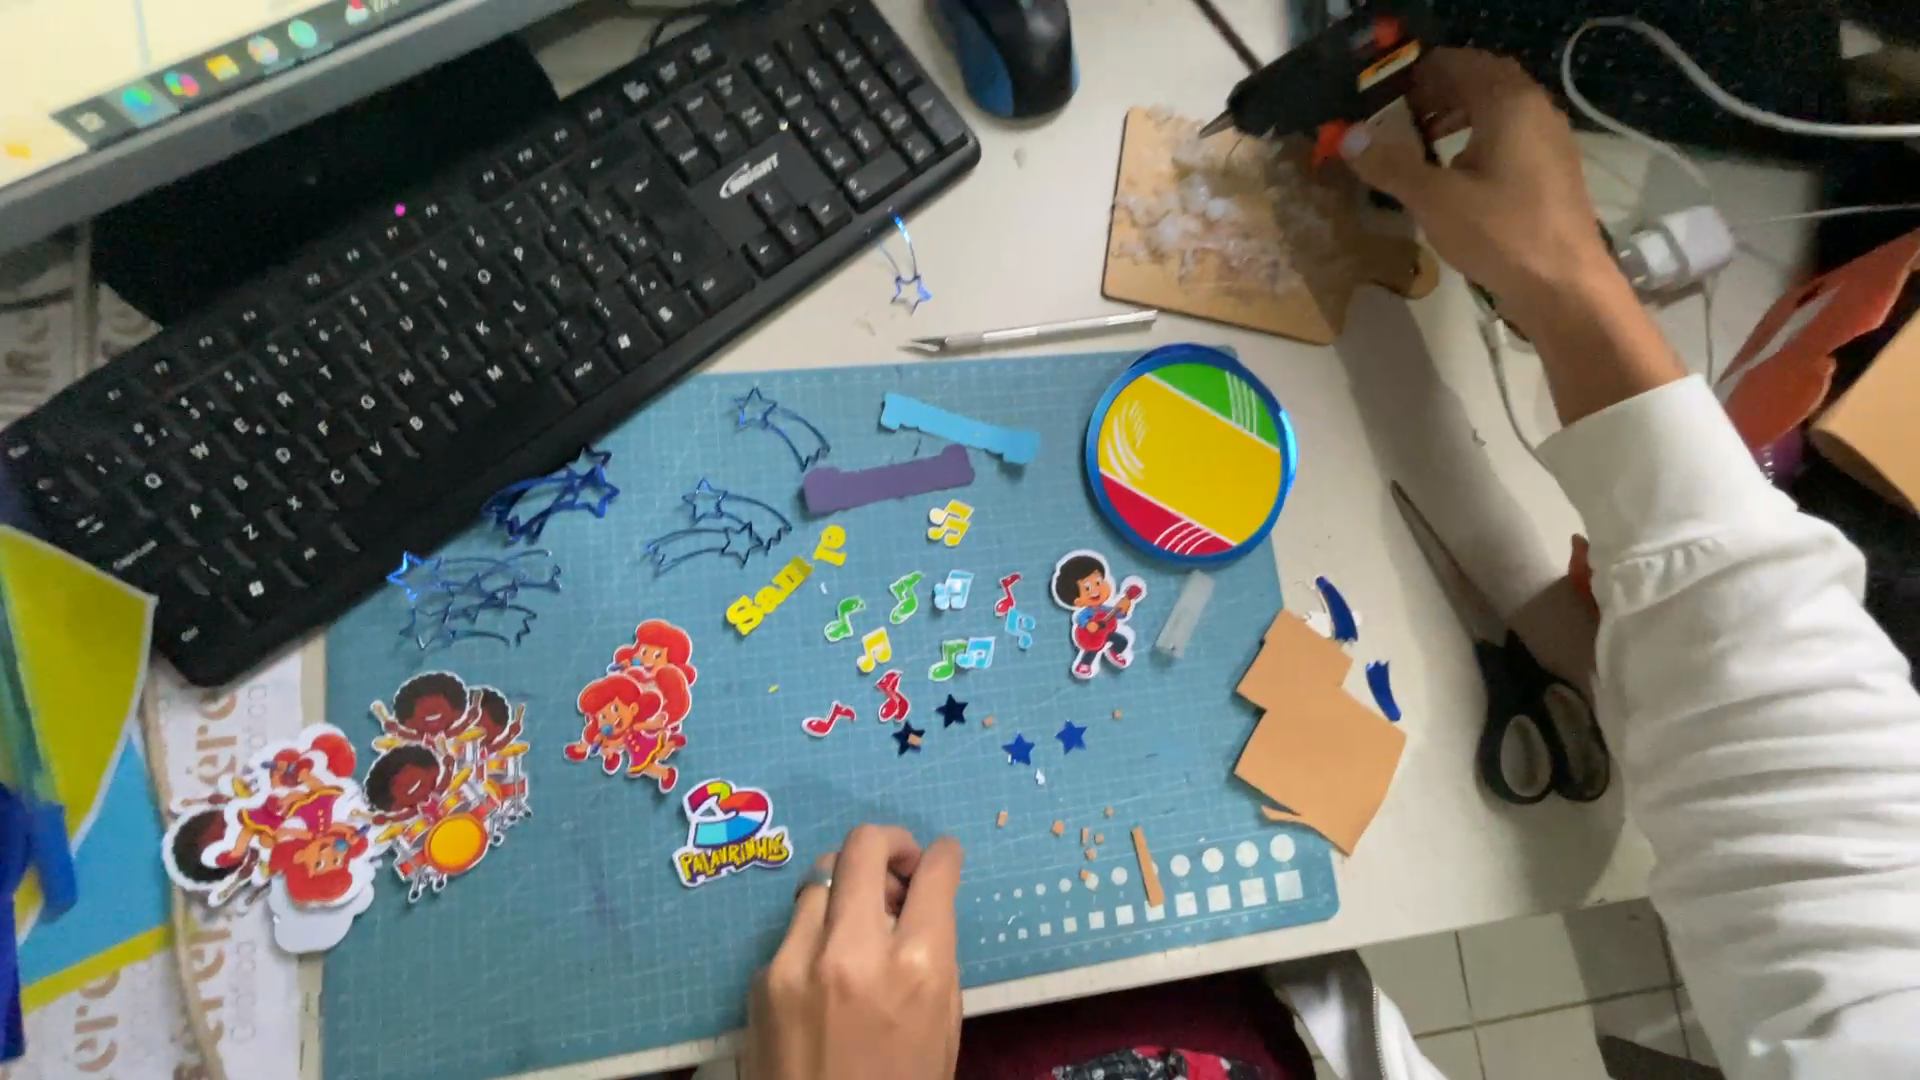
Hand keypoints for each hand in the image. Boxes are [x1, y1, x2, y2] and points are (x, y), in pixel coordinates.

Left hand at [746, 825, 963, 1079]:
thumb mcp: (944, 1021)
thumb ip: (935, 949)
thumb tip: (916, 898)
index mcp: (918, 966)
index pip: (935, 871)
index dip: (943, 854)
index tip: (940, 856)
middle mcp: (855, 949)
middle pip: (864, 845)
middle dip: (890, 843)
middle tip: (898, 867)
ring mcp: (800, 960)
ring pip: (823, 876)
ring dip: (848, 888)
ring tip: (857, 919)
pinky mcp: (764, 978)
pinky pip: (796, 926)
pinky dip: (816, 932)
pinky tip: (824, 968)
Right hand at [1339, 48, 1684, 422]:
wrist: (1559, 279)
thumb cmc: (1498, 233)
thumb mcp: (1434, 200)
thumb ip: (1391, 164)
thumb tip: (1348, 137)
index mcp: (1508, 105)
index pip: (1463, 64)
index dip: (1422, 71)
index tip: (1385, 90)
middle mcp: (1534, 110)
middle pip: (1483, 81)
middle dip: (1437, 91)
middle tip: (1396, 115)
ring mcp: (1546, 138)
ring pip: (1496, 108)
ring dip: (1455, 114)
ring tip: (1419, 141)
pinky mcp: (1547, 167)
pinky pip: (1506, 134)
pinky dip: (1474, 137)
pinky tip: (1452, 170)